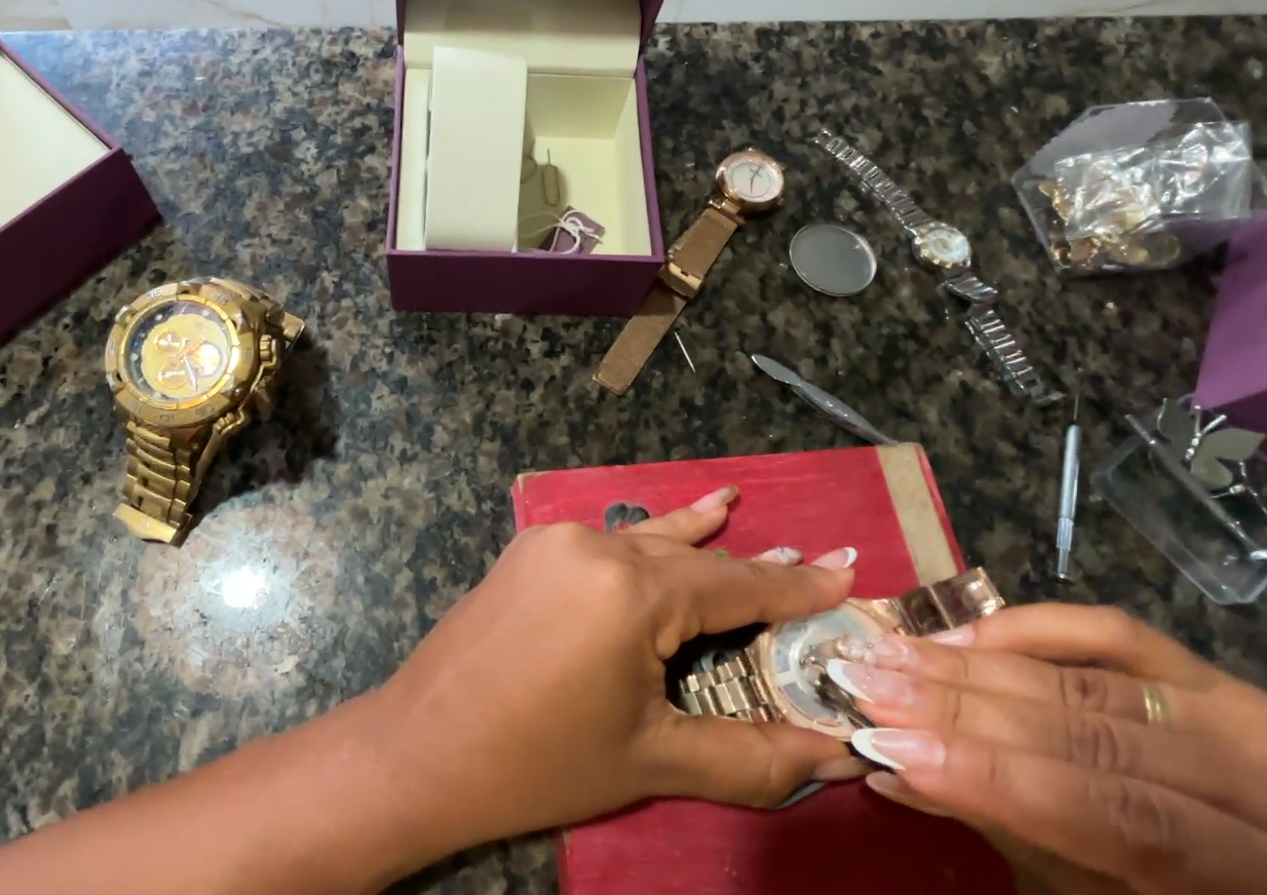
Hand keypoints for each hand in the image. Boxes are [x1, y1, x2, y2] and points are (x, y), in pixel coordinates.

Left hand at [363, 486, 865, 862]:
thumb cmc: (539, 761)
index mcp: (631, 589)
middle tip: (811, 561)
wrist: (420, 749)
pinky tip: (659, 531)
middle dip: (750, 569)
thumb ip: (751, 756)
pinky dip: (641, 540)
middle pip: (691, 557)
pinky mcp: (526, 551)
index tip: (847, 574)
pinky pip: (603, 541)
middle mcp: (594, 545)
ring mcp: (553, 541)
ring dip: (692, 533)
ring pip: (644, 538)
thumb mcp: (652, 761)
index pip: (736, 585)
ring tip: (733, 504)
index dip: (794, 588)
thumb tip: (838, 757)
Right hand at [823, 604, 1266, 893]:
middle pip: (1098, 730)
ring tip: (887, 653)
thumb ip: (1019, 838)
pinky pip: (1126, 637)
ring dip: (974, 664)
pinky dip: (1037, 628)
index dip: (993, 775)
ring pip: (1098, 681)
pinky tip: (966, 631)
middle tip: (862, 679)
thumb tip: (892, 772)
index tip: (886, 745)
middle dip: (962, 705)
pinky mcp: (1235, 684)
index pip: (1116, 809)